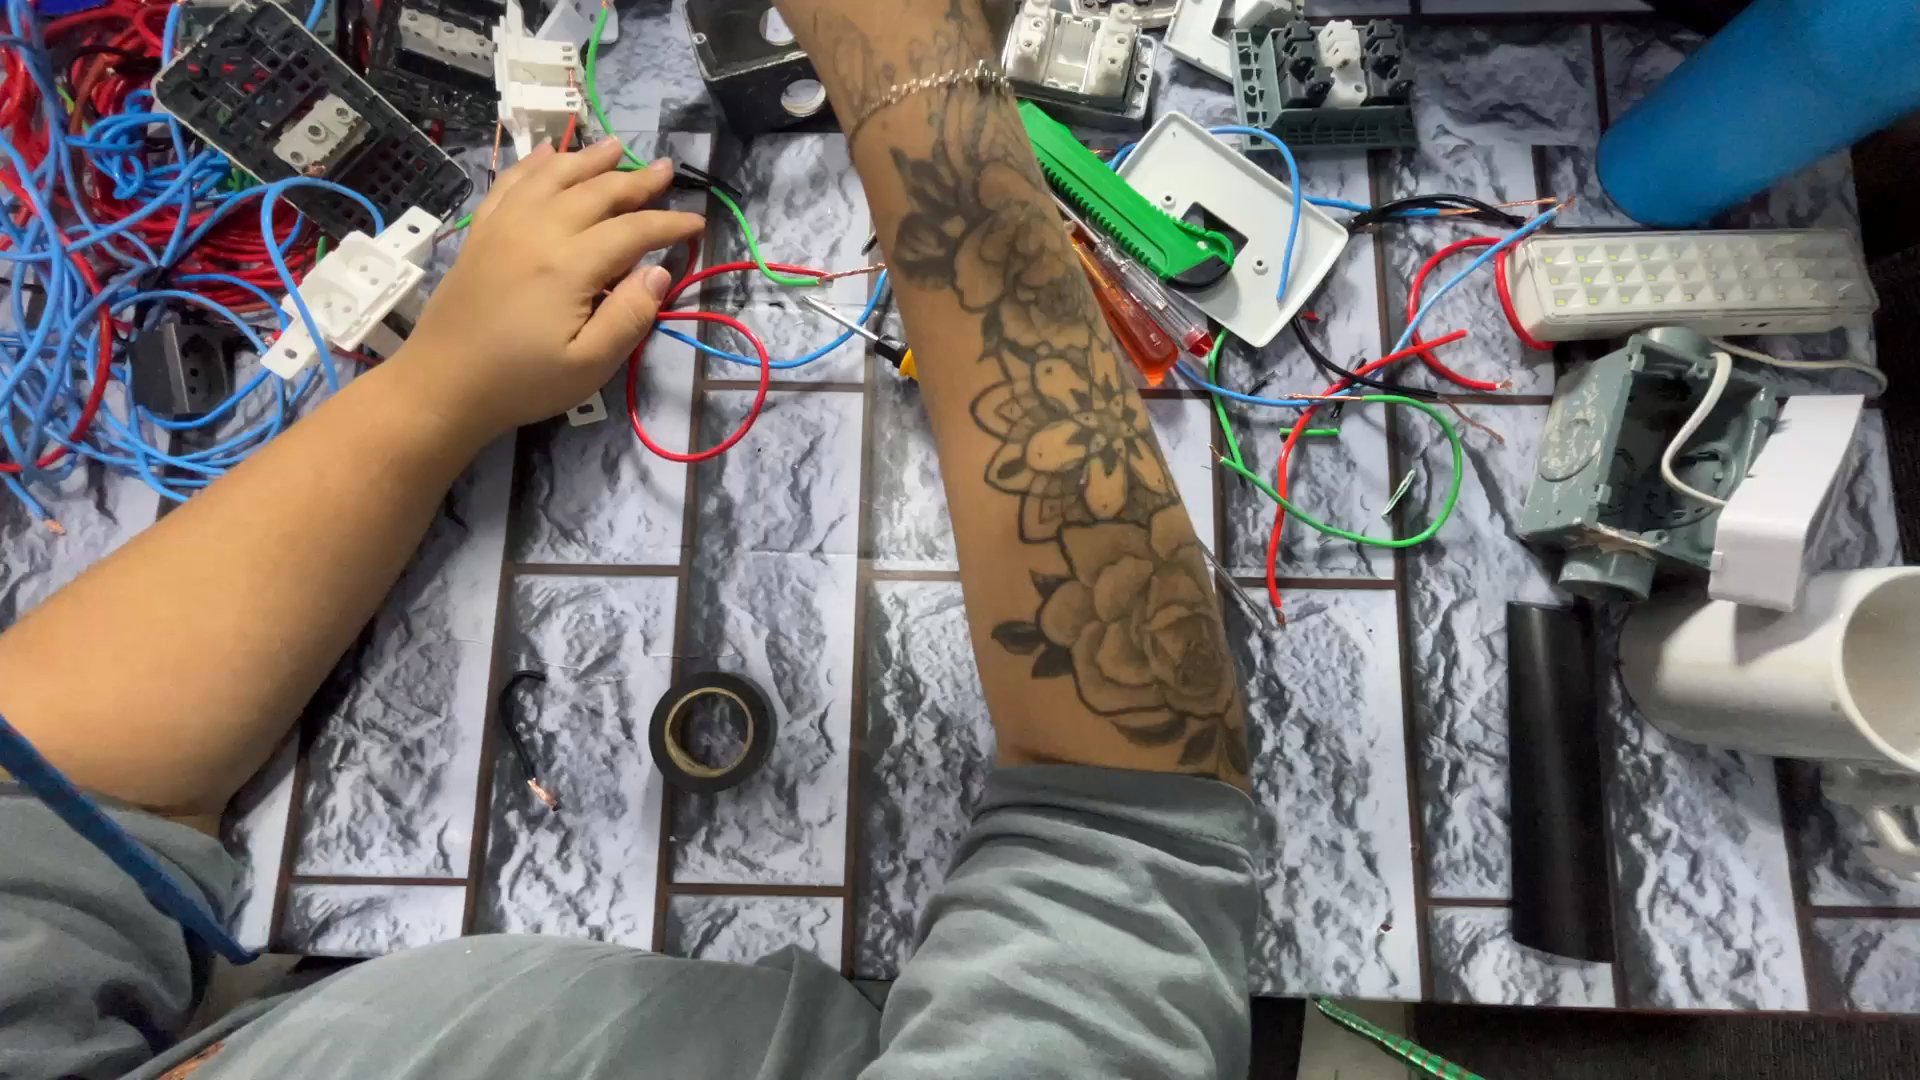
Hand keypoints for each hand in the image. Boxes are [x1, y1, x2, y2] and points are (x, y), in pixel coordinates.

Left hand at [392, 139, 704, 438]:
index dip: (669, 224)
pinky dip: (535, 163)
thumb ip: (629, 316)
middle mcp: (537, 232)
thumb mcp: (591, 364)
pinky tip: (549, 154)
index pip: (632, 231)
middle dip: (636, 180)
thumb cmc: (525, 382)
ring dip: (589, 159)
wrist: (444, 384)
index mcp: (569, 265)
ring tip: (616, 147)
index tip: (699, 223)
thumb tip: (659, 273)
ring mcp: (504, 227)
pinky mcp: (483, 234)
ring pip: (553, 177)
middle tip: (666, 168)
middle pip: (595, 193)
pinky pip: (512, 183)